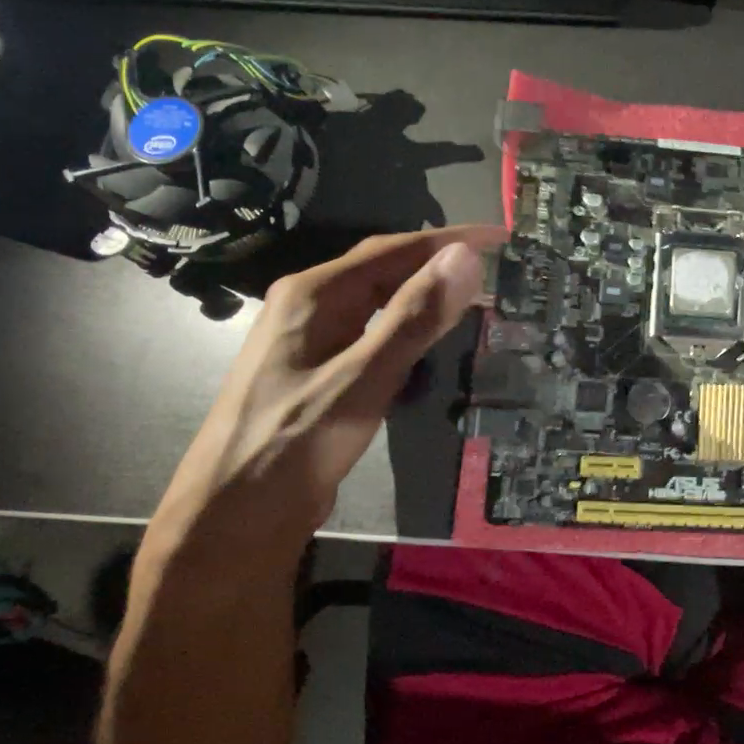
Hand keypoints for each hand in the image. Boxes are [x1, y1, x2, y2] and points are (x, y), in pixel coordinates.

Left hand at [152, 227, 500, 558]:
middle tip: (499, 267)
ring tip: (477, 299)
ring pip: (380, 301)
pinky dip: (411, 327)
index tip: (502, 237)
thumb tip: (465, 260)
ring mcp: (314, 339)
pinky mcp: (322, 371)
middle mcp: (311, 306)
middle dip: (440, 261)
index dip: (450, 240)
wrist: (240, 506)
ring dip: (428, 294)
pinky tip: (433, 343)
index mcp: (315, 295)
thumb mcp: (363, 377)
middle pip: (385, 268)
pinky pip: (375, 332)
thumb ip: (413, 319)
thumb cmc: (296, 440)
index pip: (393, 249)